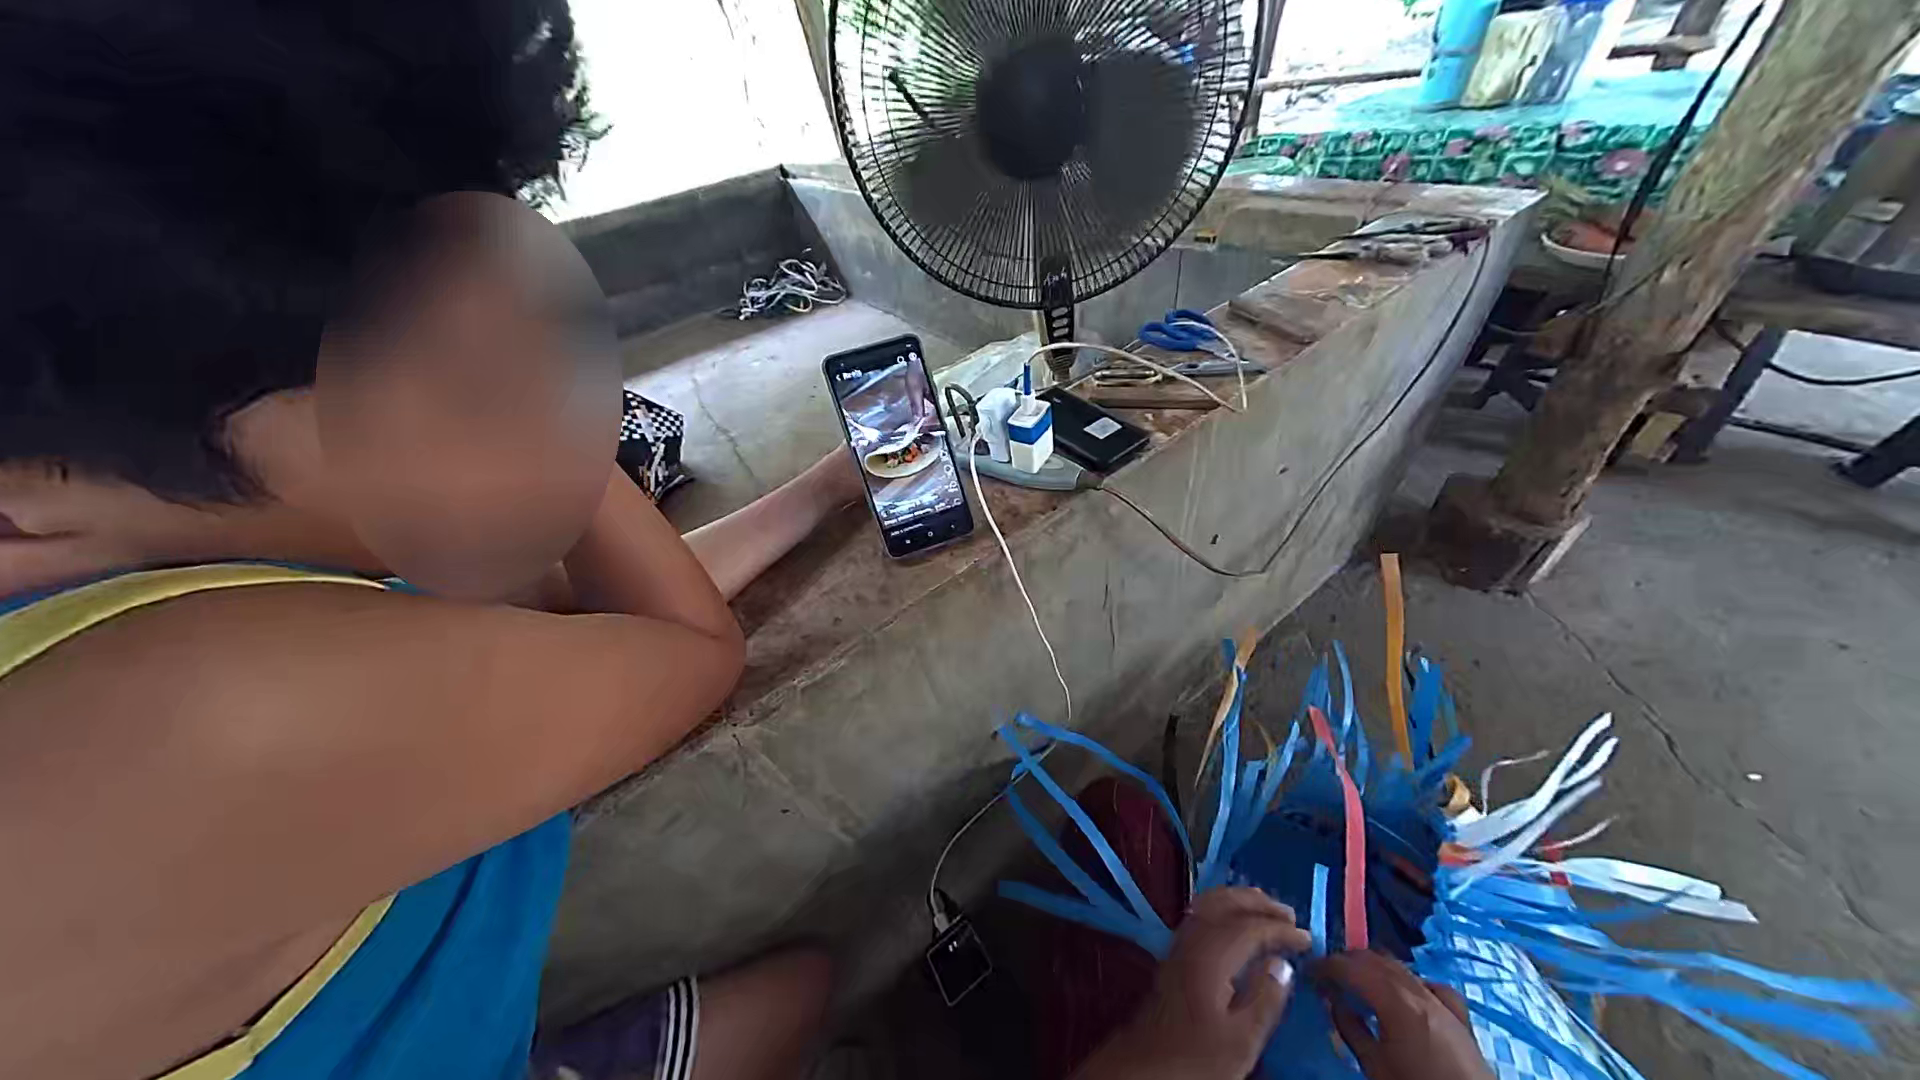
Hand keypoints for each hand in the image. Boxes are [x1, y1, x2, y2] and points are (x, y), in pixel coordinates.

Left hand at [1075, 887, 1310, 1079]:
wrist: (1147, 1063)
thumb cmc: (1198, 1057)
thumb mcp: (1242, 1040)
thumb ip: (1265, 998)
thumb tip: (1282, 963)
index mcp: (1211, 955)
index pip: (1249, 927)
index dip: (1280, 929)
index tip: (1308, 939)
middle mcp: (1193, 938)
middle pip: (1225, 902)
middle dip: (1258, 903)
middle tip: (1290, 915)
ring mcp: (1180, 942)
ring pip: (1210, 903)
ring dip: (1240, 900)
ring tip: (1268, 910)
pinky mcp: (1174, 952)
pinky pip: (1201, 913)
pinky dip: (1223, 908)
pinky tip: (1236, 922)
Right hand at [1318, 950, 1493, 1079]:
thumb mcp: (1375, 1066)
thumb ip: (1350, 1029)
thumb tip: (1333, 1003)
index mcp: (1394, 1000)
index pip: (1349, 966)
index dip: (1324, 965)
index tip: (1308, 972)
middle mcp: (1417, 991)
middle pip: (1374, 959)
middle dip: (1347, 962)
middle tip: (1329, 978)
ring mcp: (1441, 1002)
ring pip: (1400, 967)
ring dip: (1375, 968)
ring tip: (1360, 983)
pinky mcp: (1460, 1018)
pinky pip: (1431, 986)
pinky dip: (1412, 982)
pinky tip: (1407, 994)